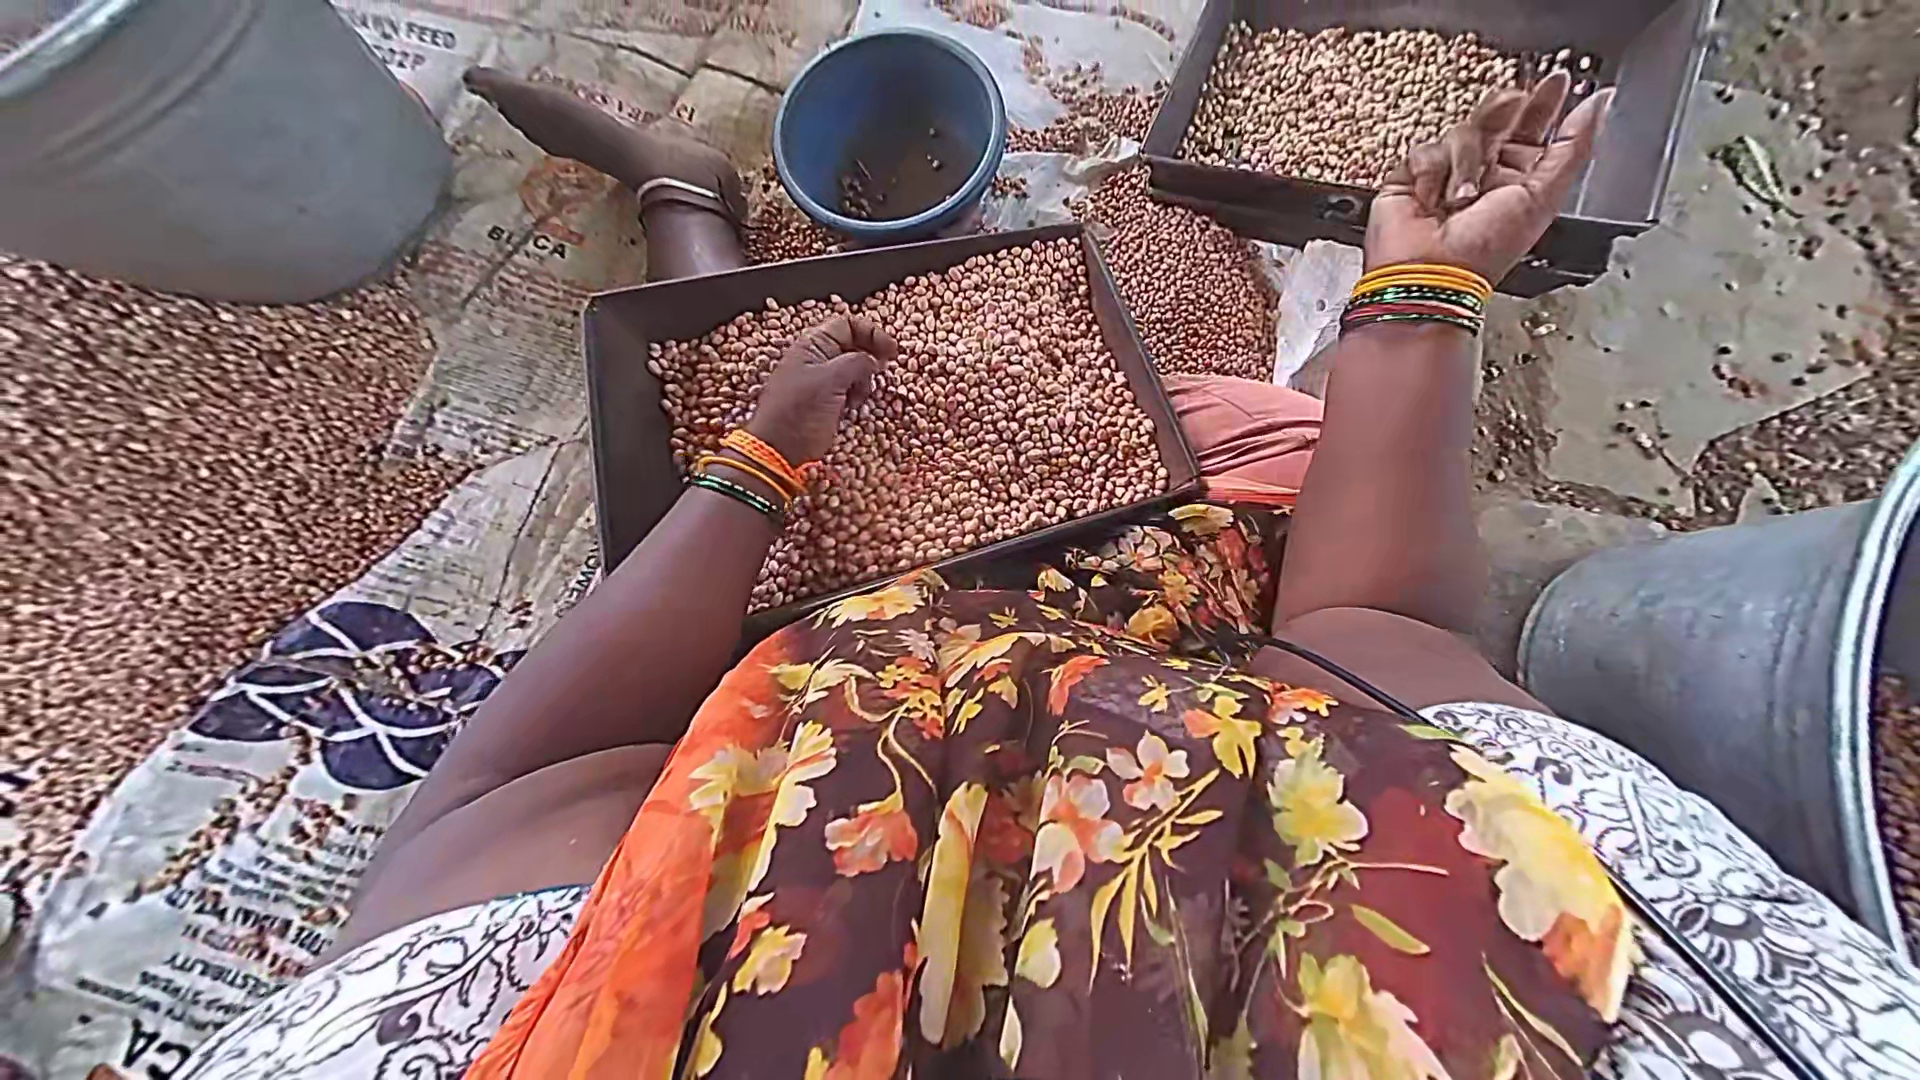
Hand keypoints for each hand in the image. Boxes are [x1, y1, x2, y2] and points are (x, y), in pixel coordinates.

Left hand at [748, 314, 896, 463]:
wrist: (780, 448)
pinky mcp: (829, 401)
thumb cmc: (798, 411)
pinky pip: (852, 390)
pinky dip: (859, 394)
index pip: (848, 325)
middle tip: (882, 371)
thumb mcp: (829, 380)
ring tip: (859, 394)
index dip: (872, 333)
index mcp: (813, 345)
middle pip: (855, 346)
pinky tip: (854, 405)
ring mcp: (824, 381)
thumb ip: (856, 363)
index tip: (891, 349)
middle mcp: (819, 358)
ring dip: (865, 379)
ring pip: (856, 369)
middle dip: (871, 357)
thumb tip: (874, 360)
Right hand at [1366, 72, 1612, 281]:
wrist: (1429, 272)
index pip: (1528, 130)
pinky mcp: (1404, 183)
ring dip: (1465, 163)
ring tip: (1459, 198)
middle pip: (1493, 121)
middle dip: (1502, 114)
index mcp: (1512, 180)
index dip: (1542, 104)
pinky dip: (1430, 173)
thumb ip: (1575, 144)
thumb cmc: (1484, 250)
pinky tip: (1430, 199)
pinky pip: (1423, 152)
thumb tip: (1601, 98)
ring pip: (1460, 134)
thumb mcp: (1546, 195)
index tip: (1555, 81)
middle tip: (1508, 108)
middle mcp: (1475, 177)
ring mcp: (1439, 179)